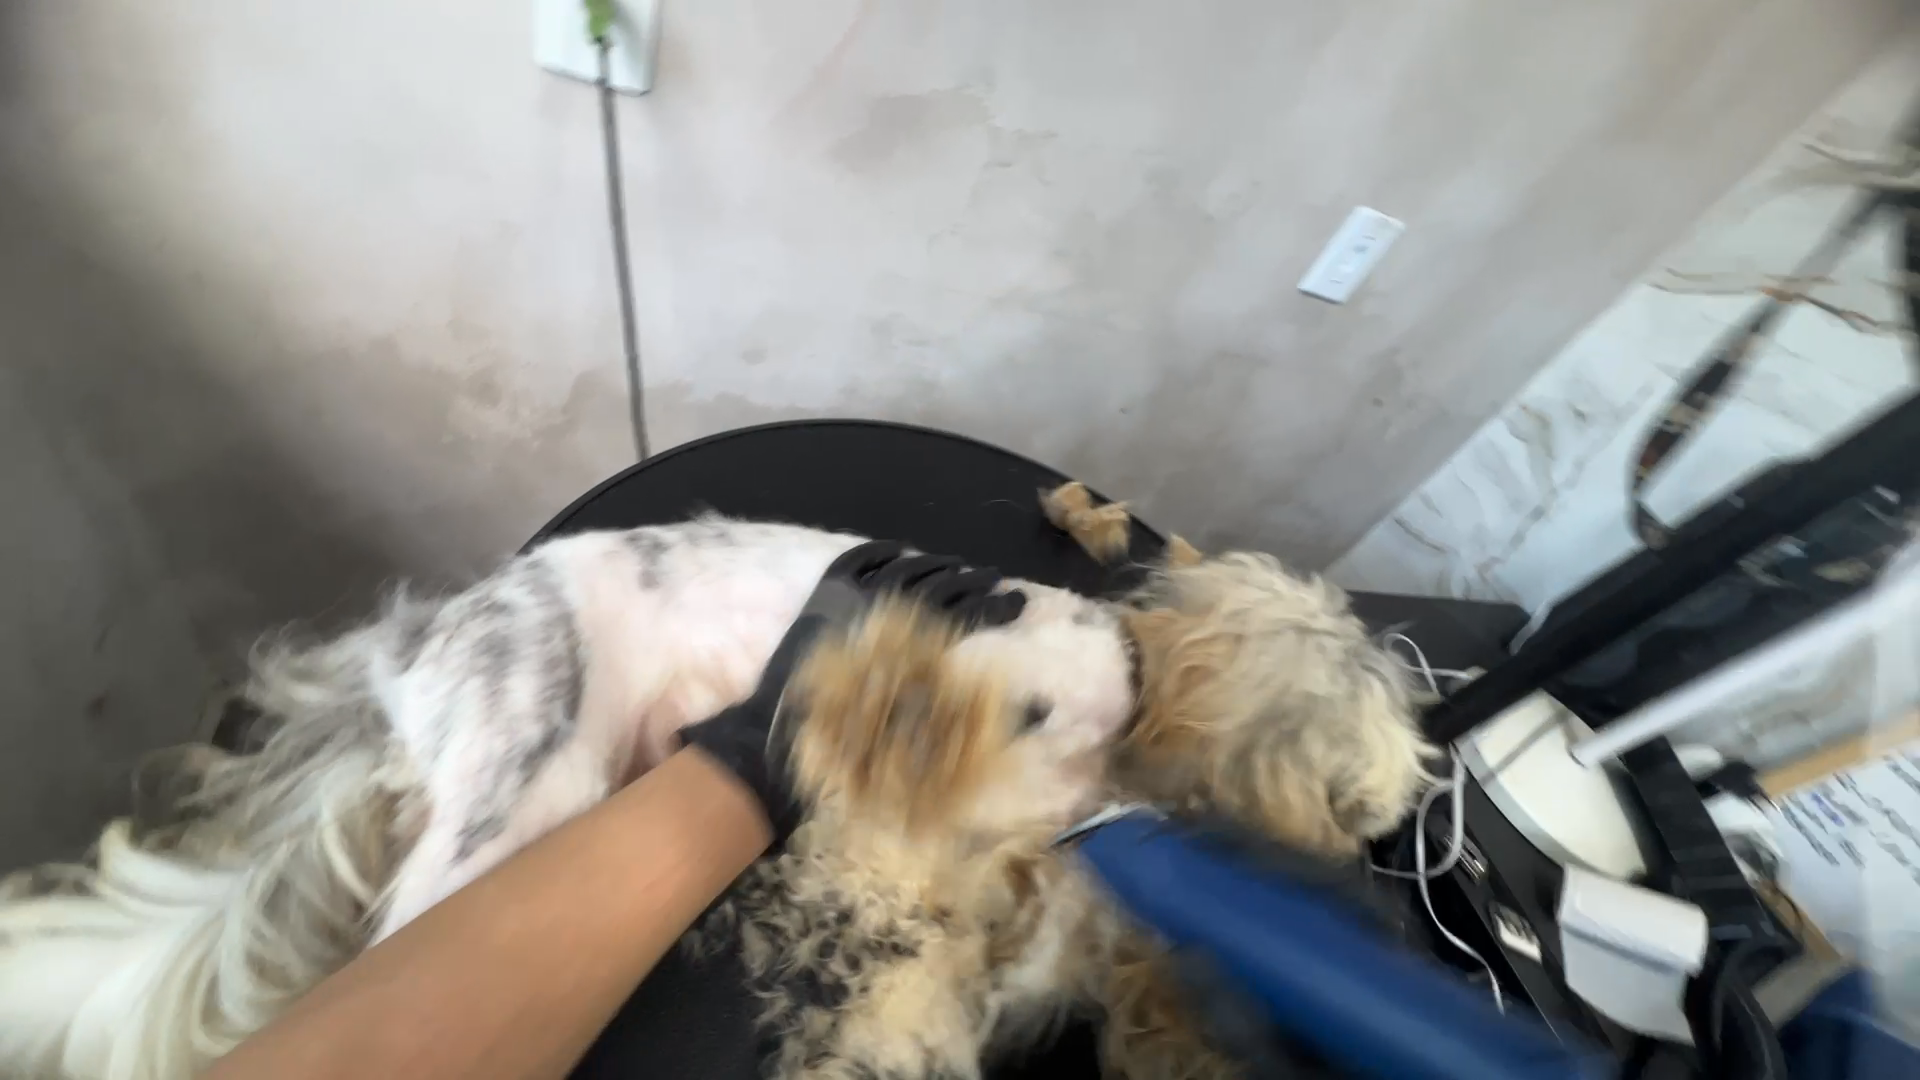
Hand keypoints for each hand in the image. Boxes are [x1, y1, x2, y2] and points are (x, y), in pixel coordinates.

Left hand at [679, 541, 1024, 843]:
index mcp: (915, 643)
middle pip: (942, 586)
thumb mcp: (913, 735)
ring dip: (936, 564)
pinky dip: (881, 550)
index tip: (1020, 601)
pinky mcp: (826, 595)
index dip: (998, 608)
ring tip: (958, 564)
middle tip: (996, 579)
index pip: (969, 616)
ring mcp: (855, 598)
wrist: (777, 741)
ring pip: (906, 569)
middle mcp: (890, 612)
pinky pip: (858, 560)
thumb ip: (960, 713)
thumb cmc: (848, 750)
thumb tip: (1008, 711)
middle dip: (975, 582)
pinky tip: (901, 548)